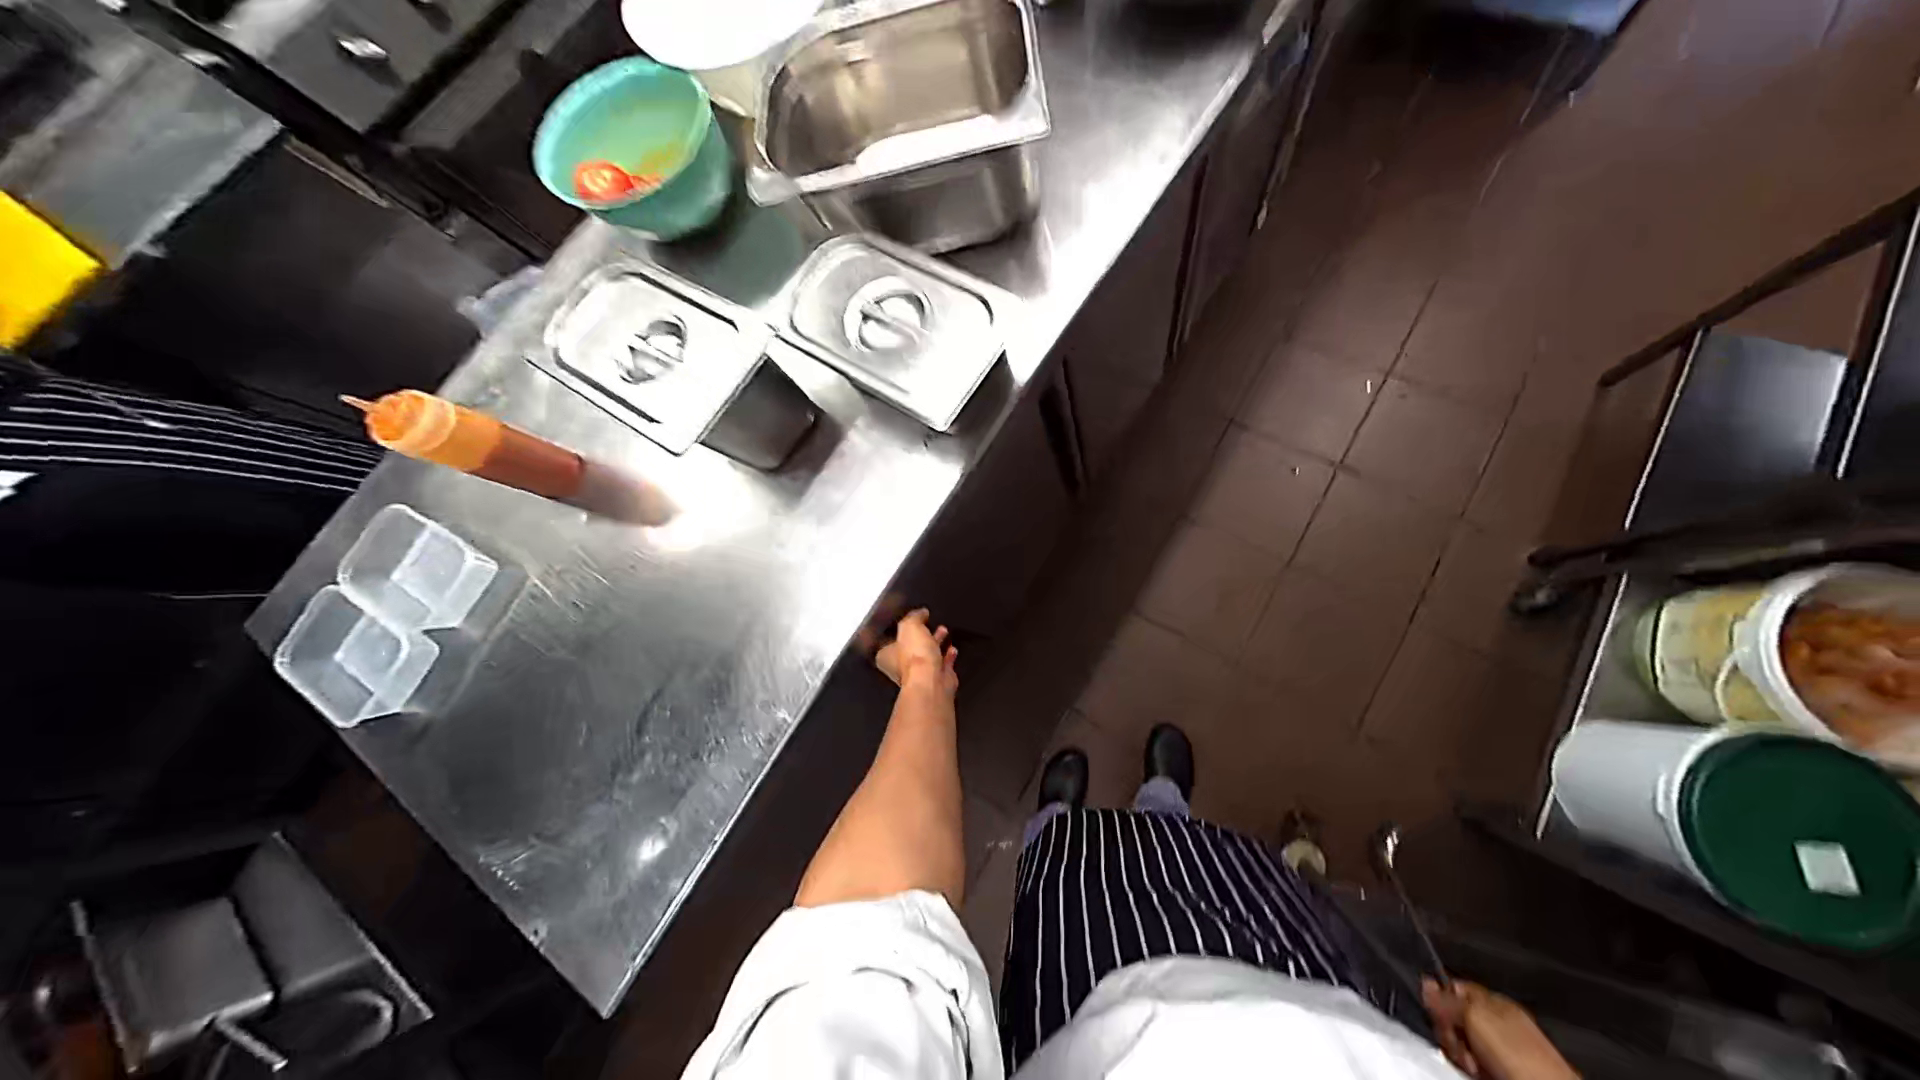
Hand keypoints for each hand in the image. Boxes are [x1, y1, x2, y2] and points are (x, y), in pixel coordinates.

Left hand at [874, 609, 957, 694]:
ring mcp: (920, 675)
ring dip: (936, 643)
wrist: (932, 681)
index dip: (900, 629)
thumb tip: (921, 612)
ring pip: (928, 655)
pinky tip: (952, 648)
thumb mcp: (910, 626)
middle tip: (928, 623)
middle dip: (921, 635)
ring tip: (943, 631)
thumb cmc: (915, 657)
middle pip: (910, 647)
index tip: (910, 620)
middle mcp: (901, 667)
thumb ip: (915, 617)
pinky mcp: (937, 679)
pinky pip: (943, 664)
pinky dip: (948, 656)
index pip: (889, 640)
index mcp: (887, 656)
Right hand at [1422, 978, 1576, 1079]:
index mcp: (1493, 1001)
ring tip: (1471, 1063)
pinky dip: (1468, 1066)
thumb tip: (1424, 982)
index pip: (1452, 987)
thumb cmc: (1514, 1052)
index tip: (1434, 1011)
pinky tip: (1476, 1072)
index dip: (1438, 997)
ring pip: (1458, 1040)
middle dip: (1447, 1030)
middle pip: (1451, 1016)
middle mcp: (1494, 1021)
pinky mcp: (1497, 1069)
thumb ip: (1447, 999)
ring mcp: (1497, 1047)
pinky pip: (1470, 1059)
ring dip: (1457, 1051)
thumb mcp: (1475, 1017)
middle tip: (1457, 1042)